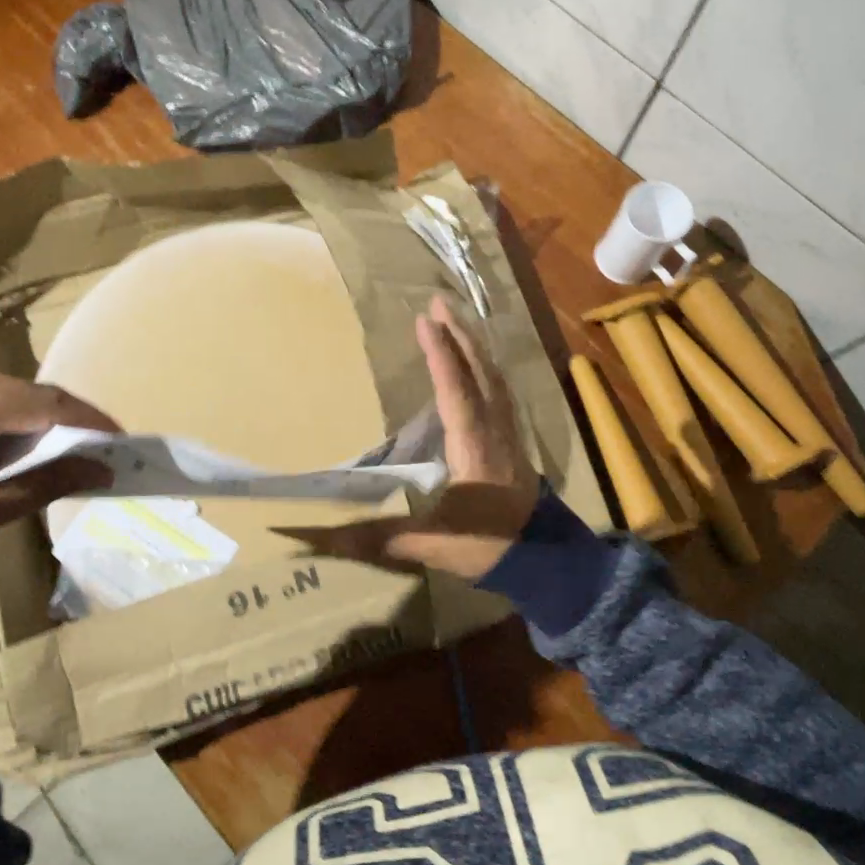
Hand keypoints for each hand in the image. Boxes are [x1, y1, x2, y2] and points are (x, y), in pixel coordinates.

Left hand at [0, 361, 119, 548]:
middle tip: (100, 452)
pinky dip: (15, 419)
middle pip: (27, 392)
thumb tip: (104, 470)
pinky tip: (28, 444)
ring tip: (69, 452)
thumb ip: (43, 484)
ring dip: (42, 420)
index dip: (86, 420)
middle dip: (67, 421)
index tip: (122, 442)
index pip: (39, 401)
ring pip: (11, 392)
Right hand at [291, 297, 540, 578]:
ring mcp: (509, 434)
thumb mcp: (432, 544)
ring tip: (456, 323)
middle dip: (459, 335)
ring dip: (474, 347)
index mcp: (474, 446)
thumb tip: (319, 538)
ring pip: (494, 378)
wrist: (545, 561)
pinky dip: (486, 368)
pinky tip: (480, 368)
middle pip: (479, 372)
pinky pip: (500, 392)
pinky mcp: (514, 442)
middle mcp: (495, 430)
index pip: (456, 389)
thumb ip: (378, 537)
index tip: (424, 320)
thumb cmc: (488, 548)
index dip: (440, 354)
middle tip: (437, 303)